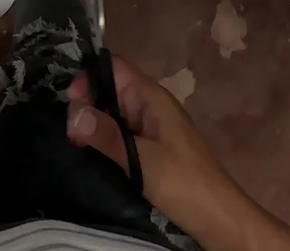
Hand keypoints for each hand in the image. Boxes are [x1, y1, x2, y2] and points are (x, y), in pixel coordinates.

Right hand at [66, 55, 238, 237]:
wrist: (222, 223)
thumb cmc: (185, 183)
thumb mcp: (142, 161)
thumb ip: (106, 136)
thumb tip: (71, 113)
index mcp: (151, 97)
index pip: (113, 67)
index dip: (88, 76)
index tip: (70, 101)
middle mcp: (149, 105)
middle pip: (110, 88)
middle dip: (86, 101)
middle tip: (67, 126)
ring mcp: (150, 128)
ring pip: (113, 112)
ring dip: (94, 122)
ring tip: (72, 138)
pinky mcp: (150, 149)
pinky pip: (120, 132)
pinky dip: (104, 138)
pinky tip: (91, 152)